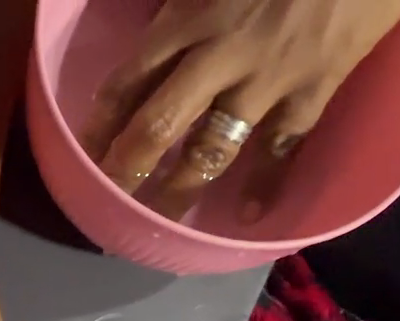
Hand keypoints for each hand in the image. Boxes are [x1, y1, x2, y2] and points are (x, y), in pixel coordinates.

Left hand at [80, 0, 399, 220]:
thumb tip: (150, 16)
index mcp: (188, 15)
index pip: (126, 83)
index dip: (99, 126)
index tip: (83, 156)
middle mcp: (219, 53)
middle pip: (157, 125)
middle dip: (126, 169)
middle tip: (107, 202)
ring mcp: (268, 76)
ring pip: (211, 148)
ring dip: (180, 190)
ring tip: (161, 222)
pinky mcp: (317, 86)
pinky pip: (284, 146)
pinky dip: (268, 183)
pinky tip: (252, 214)